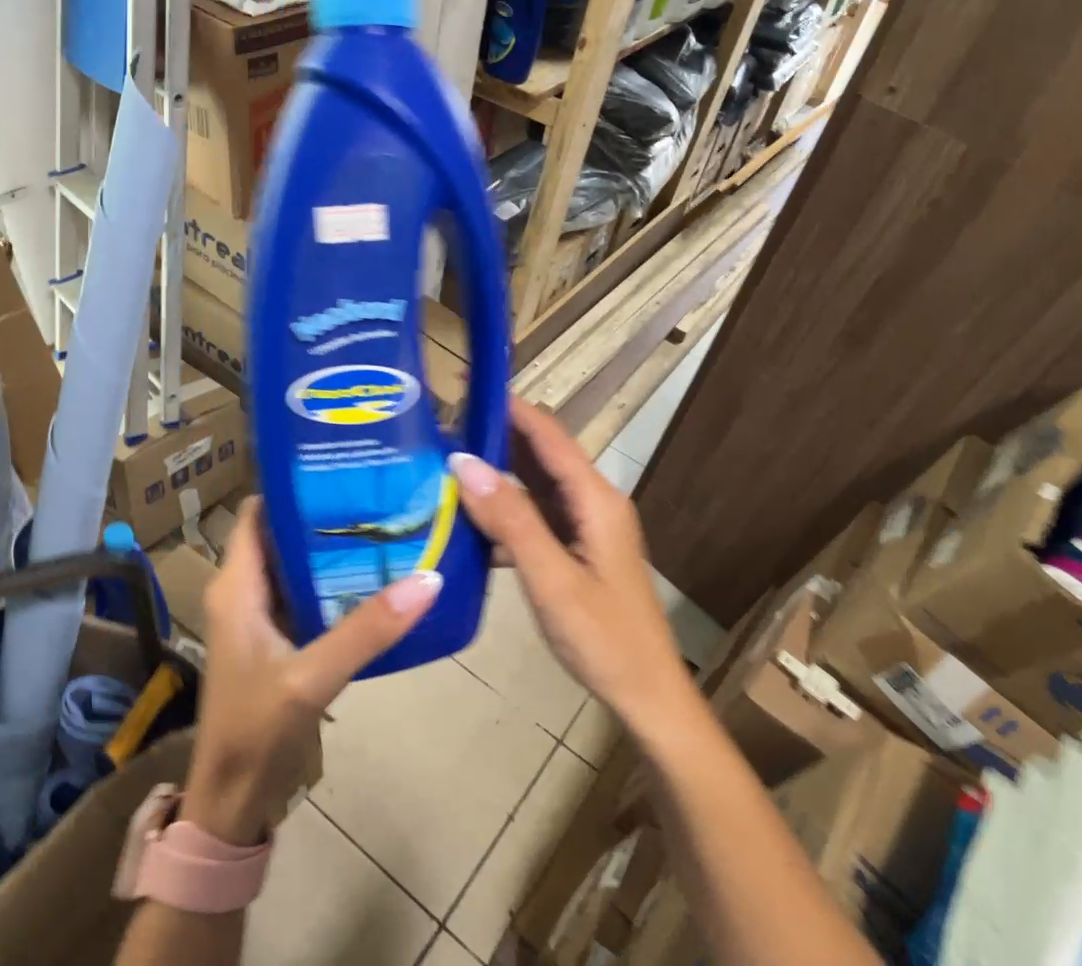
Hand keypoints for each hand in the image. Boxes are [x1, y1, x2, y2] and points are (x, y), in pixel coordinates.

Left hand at [183, 497, 441, 845]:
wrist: (232, 795)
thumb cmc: (256, 730)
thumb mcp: (312, 677)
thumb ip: (368, 630)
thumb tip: (430, 579)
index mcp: (236, 586)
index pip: (259, 512)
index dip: (295, 486)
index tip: (346, 466)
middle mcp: (243, 592)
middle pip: (283, 534)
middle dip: (328, 515)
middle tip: (385, 495)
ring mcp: (260, 618)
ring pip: (298, 566)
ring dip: (335, 551)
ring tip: (390, 528)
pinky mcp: (277, 641)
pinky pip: (308, 598)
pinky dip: (337, 585)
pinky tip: (378, 582)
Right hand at [447, 398, 691, 730]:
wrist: (645, 692)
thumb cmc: (604, 638)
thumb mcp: (552, 579)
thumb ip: (511, 520)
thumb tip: (464, 462)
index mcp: (596, 500)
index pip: (549, 434)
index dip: (509, 407)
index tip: (462, 389)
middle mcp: (594, 504)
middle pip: (541, 455)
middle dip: (494, 439)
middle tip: (437, 432)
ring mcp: (586, 529)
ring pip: (535, 488)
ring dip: (495, 477)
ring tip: (441, 470)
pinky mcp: (577, 552)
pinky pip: (536, 519)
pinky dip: (504, 515)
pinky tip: (468, 525)